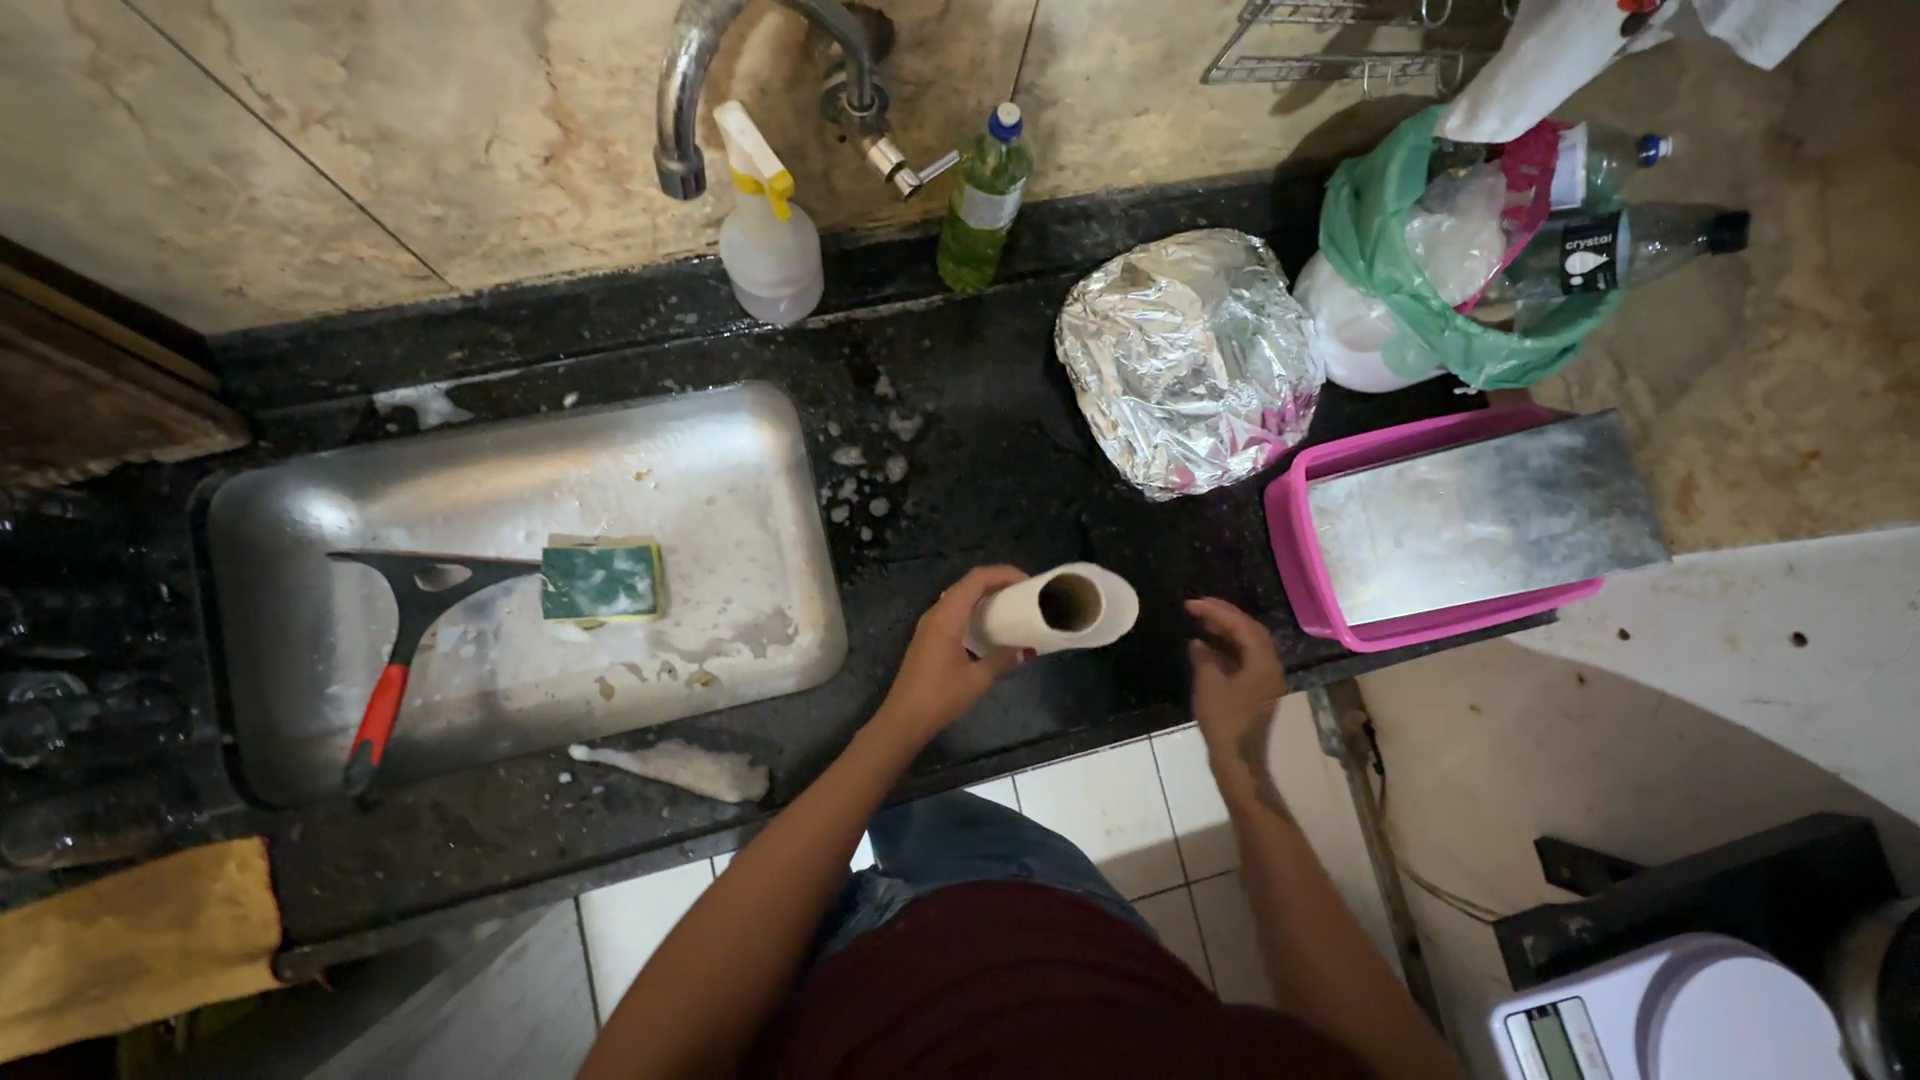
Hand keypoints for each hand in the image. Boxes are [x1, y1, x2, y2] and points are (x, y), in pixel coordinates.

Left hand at [874, 566, 1030, 742]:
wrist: (904, 719)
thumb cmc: (940, 696)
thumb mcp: (978, 679)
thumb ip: (1002, 659)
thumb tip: (1025, 650)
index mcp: (947, 616)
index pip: (976, 579)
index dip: (1003, 573)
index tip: (1027, 583)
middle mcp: (936, 613)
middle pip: (968, 584)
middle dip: (997, 583)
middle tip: (1023, 594)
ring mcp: (929, 625)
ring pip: (959, 598)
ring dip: (984, 596)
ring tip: (1011, 607)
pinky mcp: (928, 638)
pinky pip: (953, 612)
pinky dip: (973, 611)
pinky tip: (988, 627)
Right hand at [1186, 597, 1287, 774]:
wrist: (1239, 759)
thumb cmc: (1225, 721)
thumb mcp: (1209, 684)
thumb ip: (1204, 658)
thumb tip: (1198, 643)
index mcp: (1263, 661)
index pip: (1241, 625)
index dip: (1216, 611)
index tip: (1191, 604)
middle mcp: (1269, 665)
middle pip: (1249, 630)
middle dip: (1224, 615)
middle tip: (1197, 606)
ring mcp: (1264, 678)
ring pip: (1247, 644)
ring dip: (1225, 630)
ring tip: (1200, 621)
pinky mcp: (1256, 689)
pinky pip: (1243, 658)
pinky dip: (1225, 648)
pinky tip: (1206, 647)